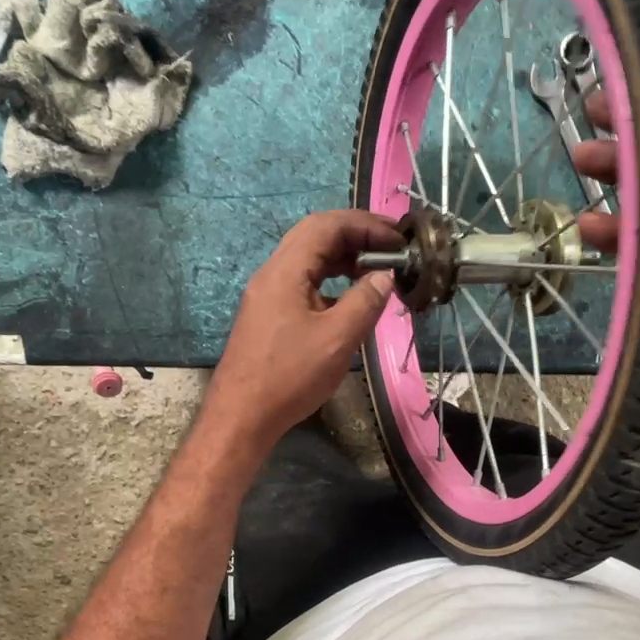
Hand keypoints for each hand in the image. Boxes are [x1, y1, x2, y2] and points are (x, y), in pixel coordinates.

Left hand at [205, 209, 399, 451]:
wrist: (242, 416)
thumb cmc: (289, 377)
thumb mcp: (336, 339)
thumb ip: (365, 303)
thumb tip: (384, 277)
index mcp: (285, 271)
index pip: (327, 226)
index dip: (365, 224)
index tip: (398, 237)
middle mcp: (272, 274)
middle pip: (315, 237)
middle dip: (356, 236)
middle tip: (391, 248)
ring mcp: (267, 295)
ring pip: (308, 261)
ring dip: (343, 259)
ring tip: (377, 271)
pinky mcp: (269, 316)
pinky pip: (303, 284)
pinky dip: (331, 282)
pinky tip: (350, 300)